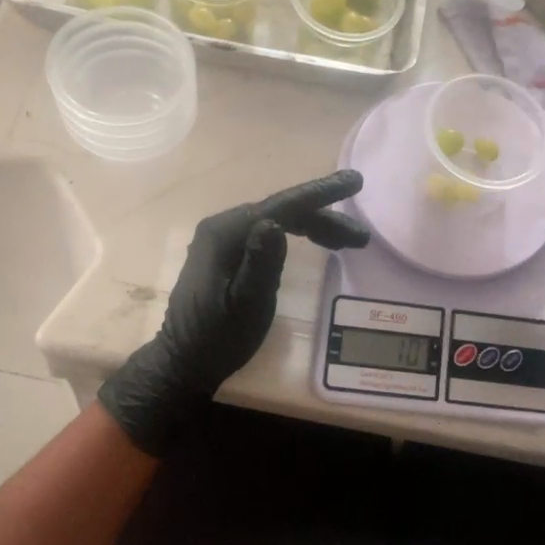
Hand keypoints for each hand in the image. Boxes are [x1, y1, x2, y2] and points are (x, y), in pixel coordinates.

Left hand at [98, 171, 370, 455]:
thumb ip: (262, 263)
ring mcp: (222, 239)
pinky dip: (297, 236)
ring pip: (277, 222)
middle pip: (282, 212)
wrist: (184, 362)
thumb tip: (277, 223)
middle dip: (323, 219)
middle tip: (360, 236)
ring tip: (349, 243)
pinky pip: (267, 234)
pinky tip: (316, 243)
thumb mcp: (246, 304)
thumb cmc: (218, 338)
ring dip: (314, 227)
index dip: (319, 194)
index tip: (355, 181)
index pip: (281, 206)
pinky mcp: (227, 253)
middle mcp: (222, 227)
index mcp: (225, 234)